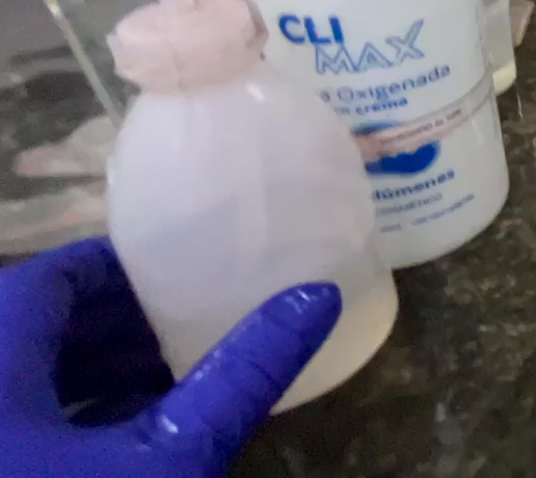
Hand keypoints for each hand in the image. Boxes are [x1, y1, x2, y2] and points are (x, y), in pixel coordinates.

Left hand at [0, 238, 342, 477]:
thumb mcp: (173, 459)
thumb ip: (244, 371)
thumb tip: (316, 292)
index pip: (45, 281)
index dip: (117, 265)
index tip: (187, 266)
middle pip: (28, 330)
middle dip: (116, 321)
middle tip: (194, 320)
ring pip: (14, 384)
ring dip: (88, 369)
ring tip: (168, 376)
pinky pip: (4, 431)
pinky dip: (56, 417)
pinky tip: (117, 438)